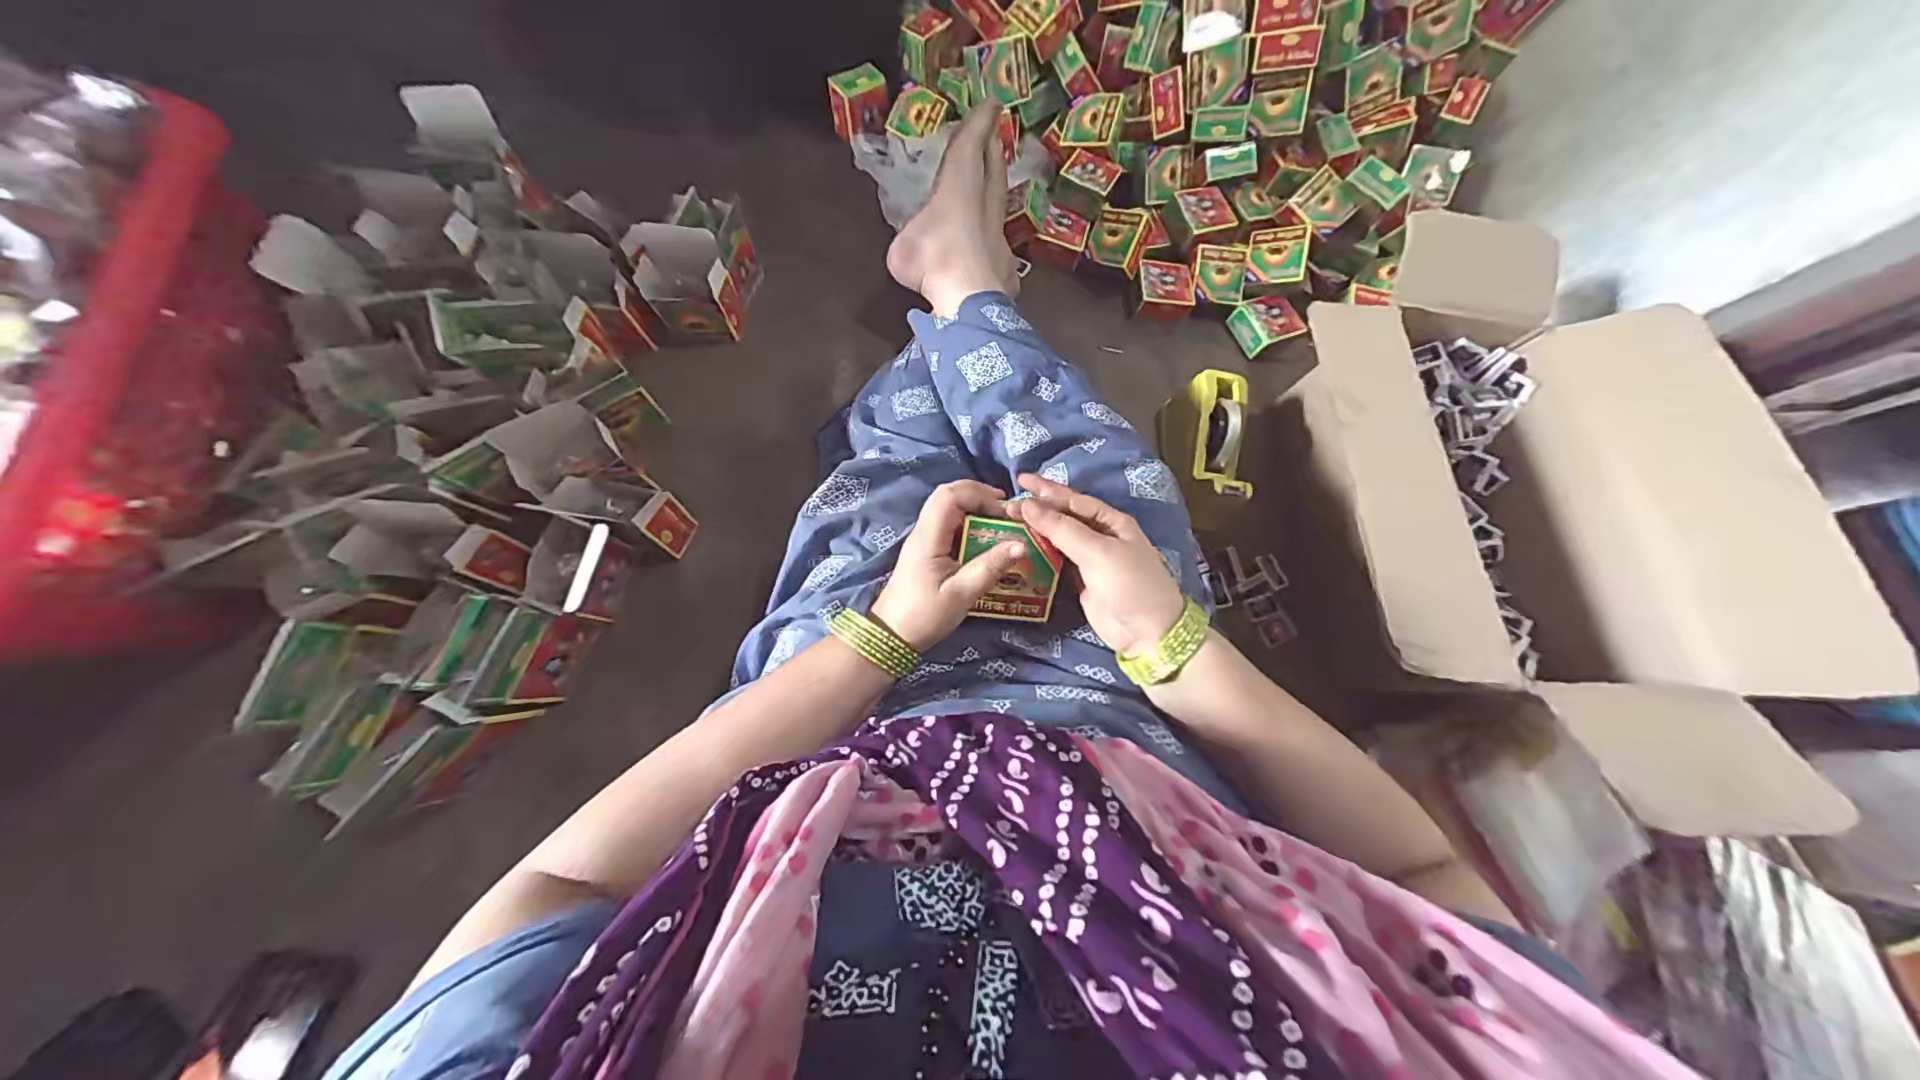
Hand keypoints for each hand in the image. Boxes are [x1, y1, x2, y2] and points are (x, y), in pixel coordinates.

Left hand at [869, 480, 1028, 651]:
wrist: (891, 636)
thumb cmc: (924, 616)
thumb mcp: (961, 594)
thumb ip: (990, 567)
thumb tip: (1021, 545)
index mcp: (928, 537)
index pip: (949, 496)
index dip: (978, 493)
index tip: (1004, 507)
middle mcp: (923, 532)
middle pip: (948, 497)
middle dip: (979, 497)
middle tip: (1006, 511)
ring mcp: (923, 541)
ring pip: (948, 510)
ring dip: (974, 510)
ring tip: (1001, 523)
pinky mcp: (926, 552)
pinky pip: (948, 527)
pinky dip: (969, 525)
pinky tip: (985, 540)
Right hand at [884, 103, 1021, 316]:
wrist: (968, 302)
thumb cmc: (932, 262)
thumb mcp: (904, 247)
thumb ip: (911, 239)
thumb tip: (915, 251)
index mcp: (960, 188)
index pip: (971, 146)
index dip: (979, 124)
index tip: (990, 105)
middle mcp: (986, 208)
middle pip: (994, 170)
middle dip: (993, 150)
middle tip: (994, 137)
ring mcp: (1001, 240)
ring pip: (1000, 209)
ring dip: (995, 197)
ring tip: (989, 192)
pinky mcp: (1007, 270)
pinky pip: (999, 249)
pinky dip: (992, 245)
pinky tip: (987, 254)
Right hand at [1008, 473, 1186, 654]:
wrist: (1146, 632)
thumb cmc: (1129, 584)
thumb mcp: (1097, 551)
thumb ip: (1062, 528)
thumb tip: (1028, 505)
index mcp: (1112, 522)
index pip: (1074, 500)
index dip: (1048, 490)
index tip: (1021, 481)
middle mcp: (1101, 536)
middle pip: (1065, 516)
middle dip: (1038, 508)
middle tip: (1007, 506)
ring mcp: (1091, 558)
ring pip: (1058, 537)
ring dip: (1036, 529)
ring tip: (1009, 521)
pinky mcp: (1082, 580)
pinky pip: (1057, 558)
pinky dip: (1040, 551)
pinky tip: (1023, 546)